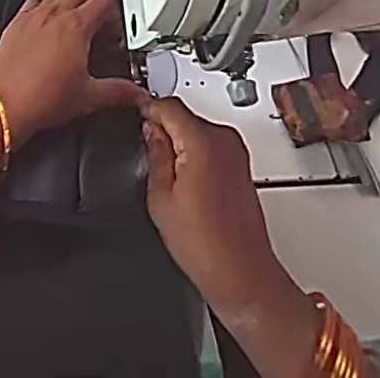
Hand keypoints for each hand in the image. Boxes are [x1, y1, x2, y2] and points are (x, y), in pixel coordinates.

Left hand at [0, 0, 146, 146]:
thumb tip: (136, 94)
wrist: (5, 106)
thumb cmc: (41, 99)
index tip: (115, 30)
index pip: (104, 4)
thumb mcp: (88, 97)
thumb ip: (118, 92)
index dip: (115, 13)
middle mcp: (56, 15)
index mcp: (77, 28)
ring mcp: (36, 15)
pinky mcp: (19, 20)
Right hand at [140, 99, 307, 326]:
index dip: (148, 108)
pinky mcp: (242, 162)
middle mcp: (223, 139)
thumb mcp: (160, 197)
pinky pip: (211, 143)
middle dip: (164, 128)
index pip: (168, 105)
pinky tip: (188, 182)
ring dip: (181, 140)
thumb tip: (150, 130)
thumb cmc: (206, 245)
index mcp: (202, 141)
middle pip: (184, 115)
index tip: (137, 114)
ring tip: (170, 176)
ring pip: (197, 128)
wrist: (241, 274)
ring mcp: (236, 150)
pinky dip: (196, 152)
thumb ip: (154, 153)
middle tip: (149, 153)